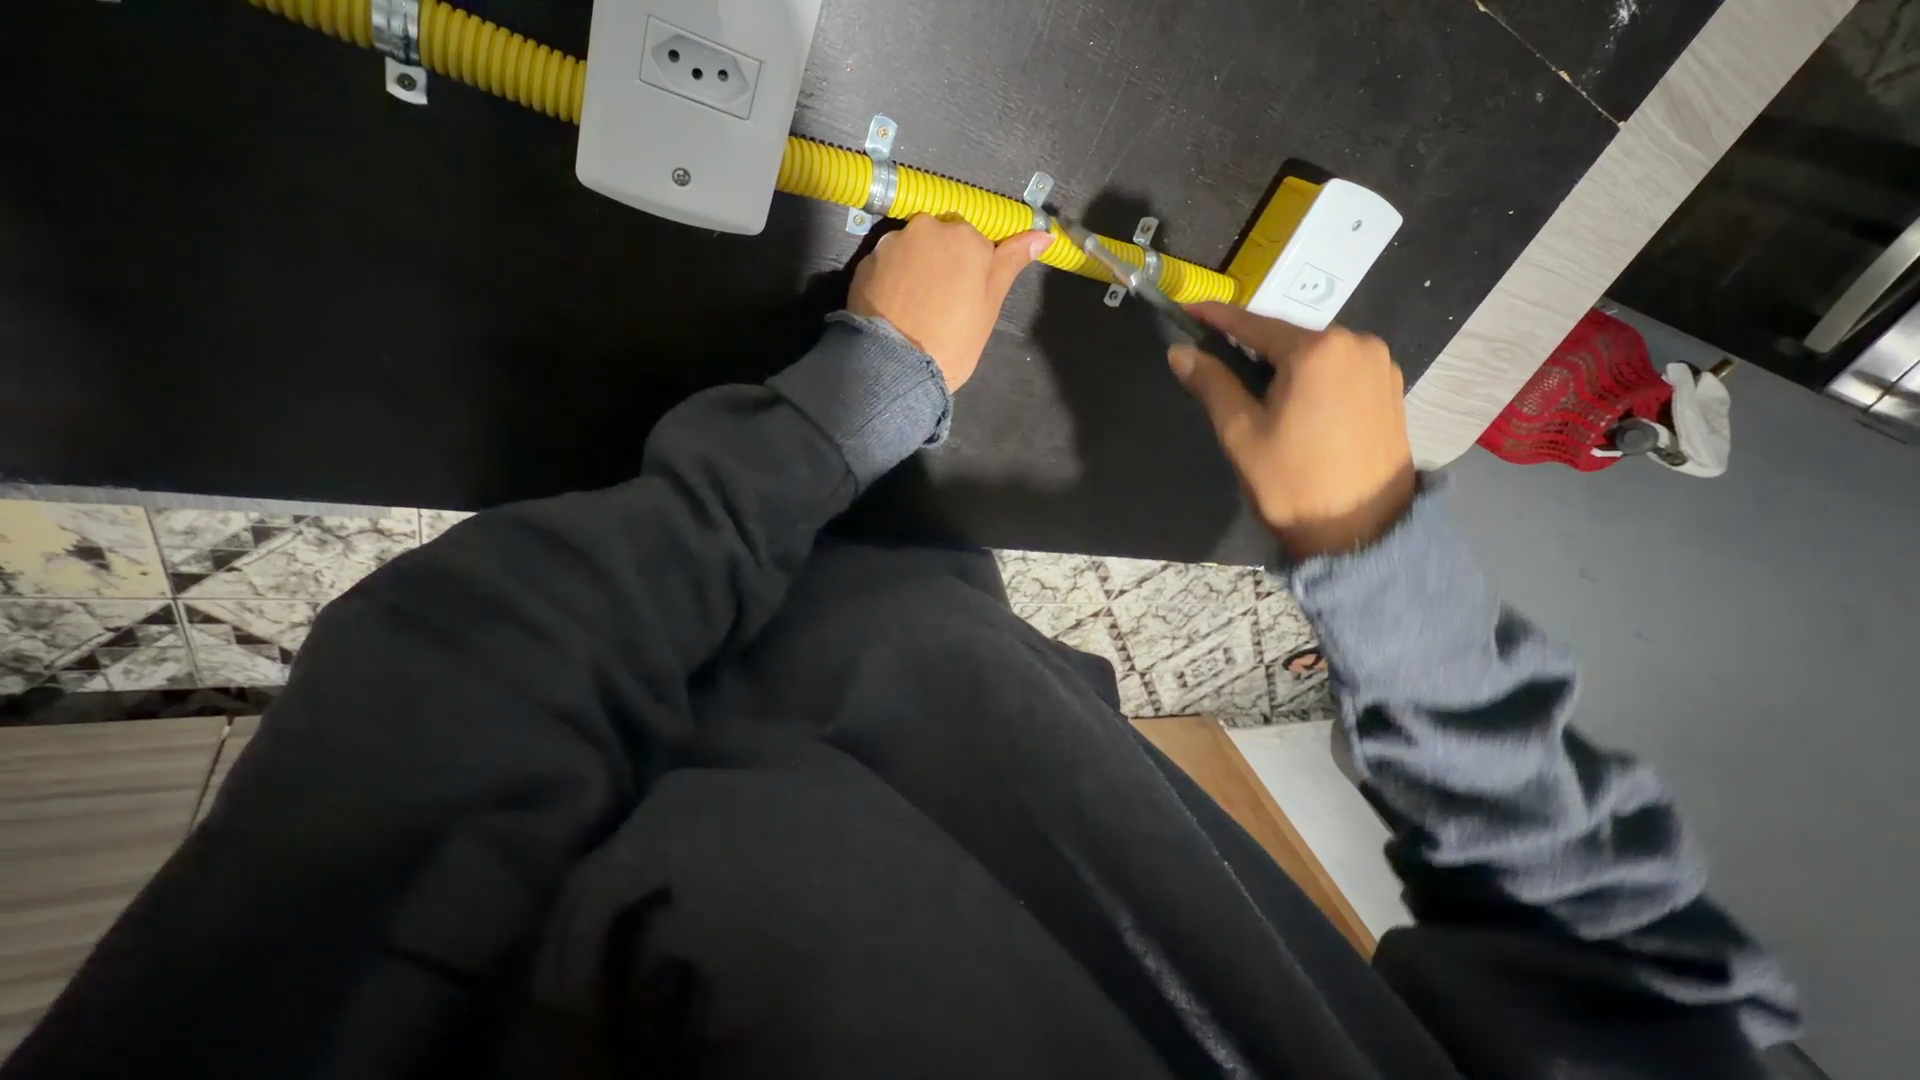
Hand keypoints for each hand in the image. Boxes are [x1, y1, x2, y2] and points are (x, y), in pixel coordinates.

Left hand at [848, 215, 1051, 390]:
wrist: (896, 366)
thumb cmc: (954, 338)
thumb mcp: (991, 303)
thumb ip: (1012, 262)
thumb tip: (1043, 234)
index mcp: (964, 234)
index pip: (975, 240)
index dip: (972, 269)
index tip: (966, 296)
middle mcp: (925, 227)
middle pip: (940, 237)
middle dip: (941, 260)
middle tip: (940, 302)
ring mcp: (892, 243)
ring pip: (911, 248)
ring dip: (914, 267)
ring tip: (914, 307)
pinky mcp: (865, 262)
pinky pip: (886, 264)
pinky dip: (891, 279)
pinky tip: (894, 307)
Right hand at [1170, 303, 1415, 558]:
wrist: (1362, 531)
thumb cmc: (1293, 483)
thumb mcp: (1240, 433)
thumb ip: (1211, 383)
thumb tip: (1180, 352)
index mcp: (1318, 349)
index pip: (1254, 324)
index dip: (1217, 318)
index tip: (1188, 310)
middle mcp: (1356, 343)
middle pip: (1288, 337)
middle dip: (1253, 348)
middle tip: (1219, 368)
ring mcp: (1380, 364)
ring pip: (1316, 354)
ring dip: (1284, 366)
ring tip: (1258, 396)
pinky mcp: (1391, 388)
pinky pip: (1340, 370)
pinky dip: (1313, 379)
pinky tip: (1296, 406)